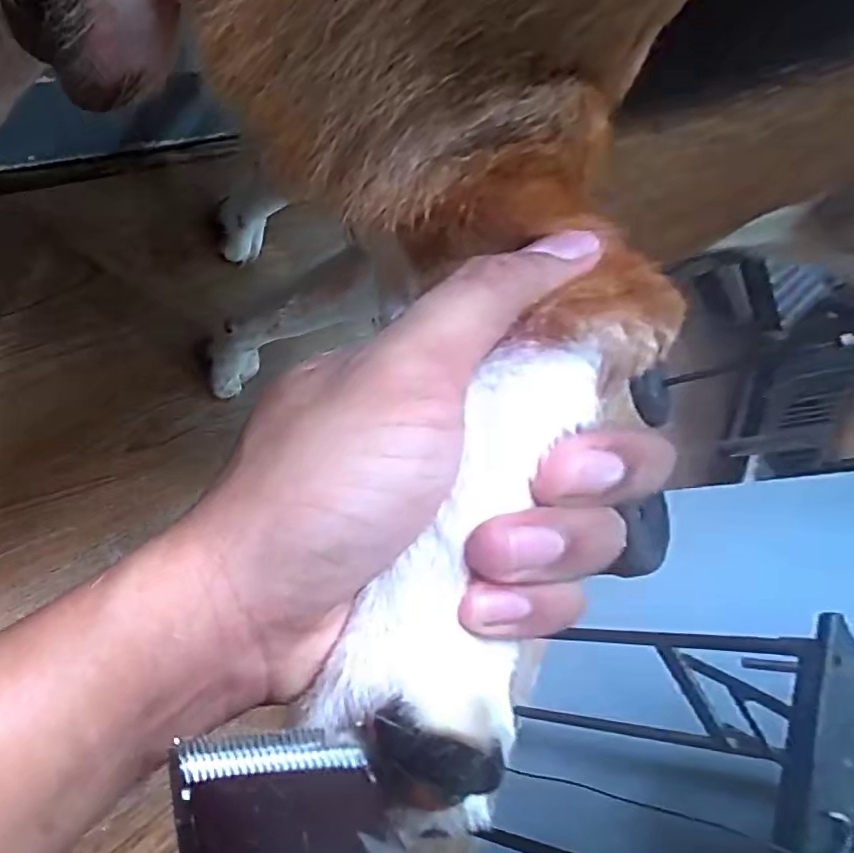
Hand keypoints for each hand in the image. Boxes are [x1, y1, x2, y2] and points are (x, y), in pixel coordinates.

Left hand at [170, 231, 675, 703]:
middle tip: (538, 485)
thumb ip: (479, 304)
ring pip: (582, 538)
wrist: (257, 608)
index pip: (558, 374)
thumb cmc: (320, 486)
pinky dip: (520, 612)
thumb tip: (570, 239)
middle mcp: (457, 460)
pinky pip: (546, 605)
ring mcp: (462, 536)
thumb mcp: (394, 375)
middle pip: (597, 459)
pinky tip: (467, 612)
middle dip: (589, 478)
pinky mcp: (463, 603)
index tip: (575, 412)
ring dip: (546, 552)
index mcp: (439, 393)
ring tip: (479, 562)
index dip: (590, 392)